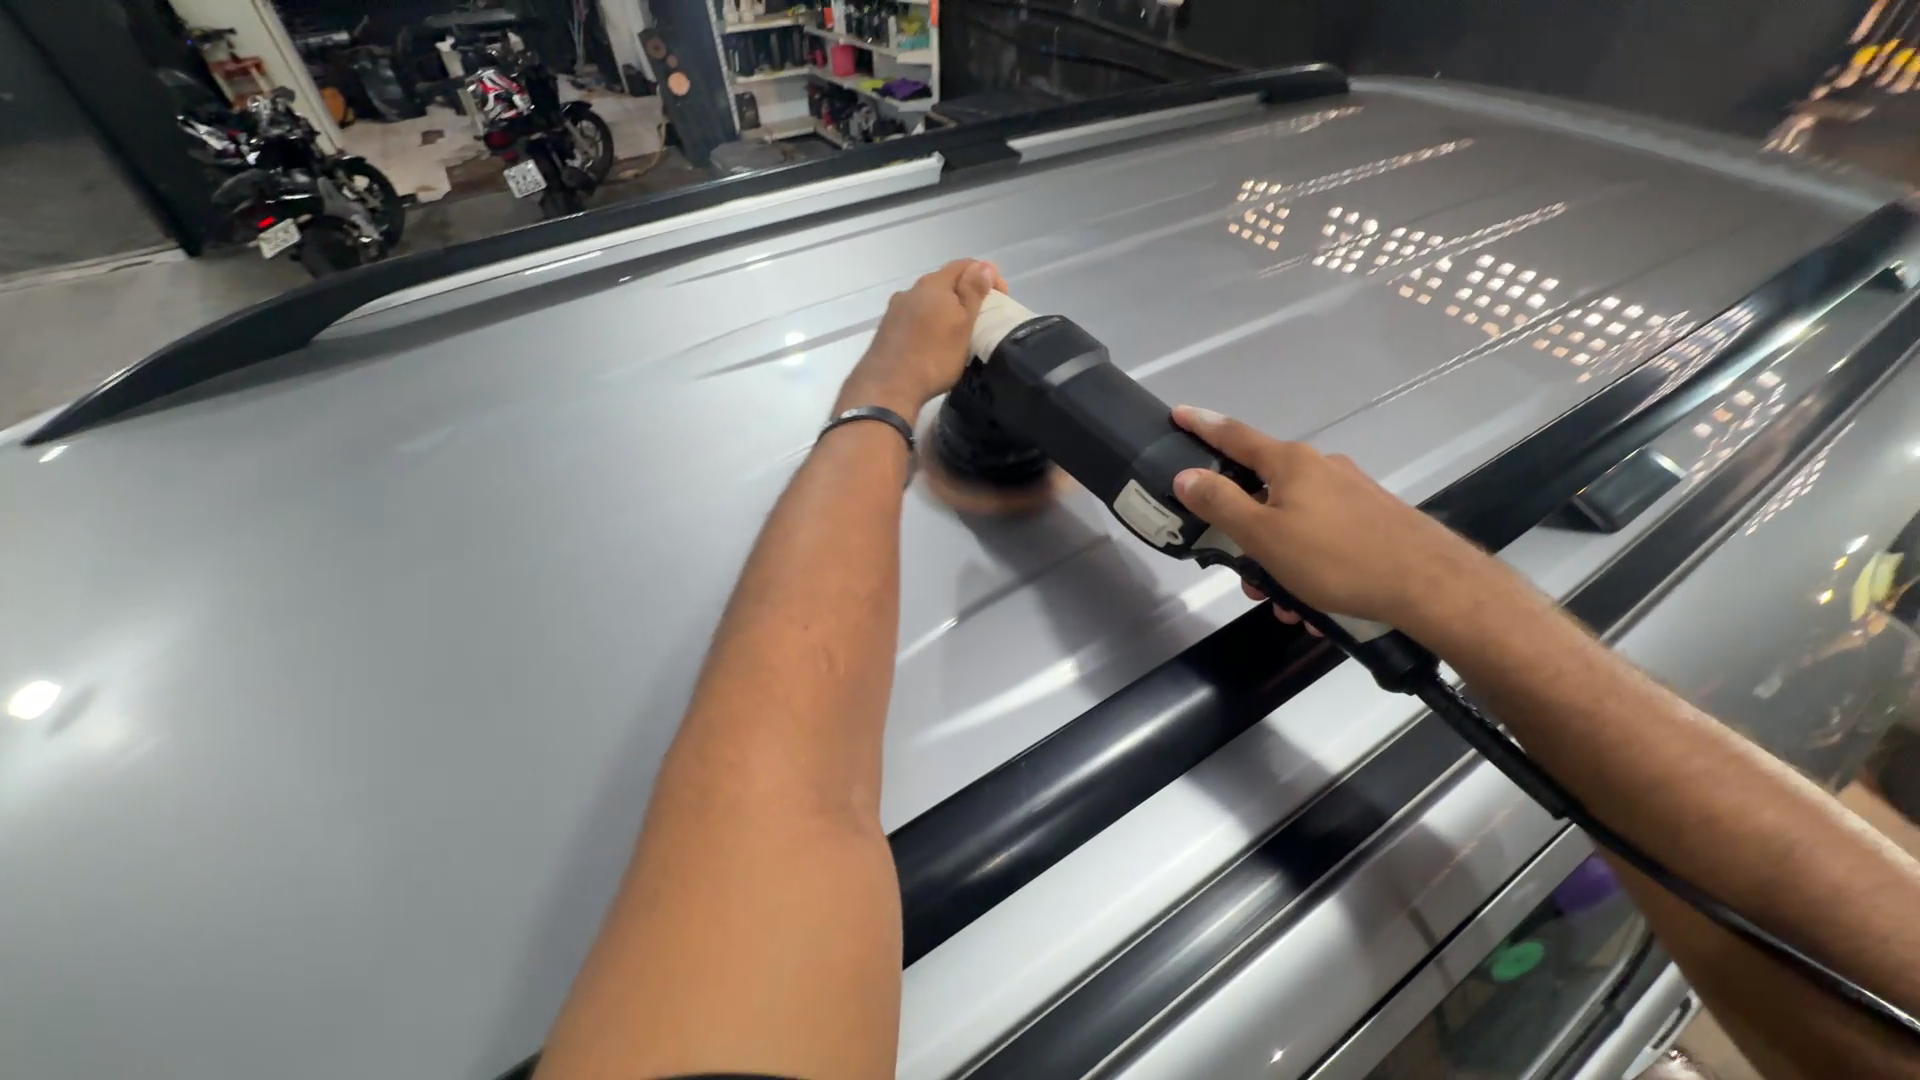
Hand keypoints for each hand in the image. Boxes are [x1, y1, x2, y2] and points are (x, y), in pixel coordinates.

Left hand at [836, 259, 1007, 416]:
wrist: (889, 387)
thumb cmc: (934, 356)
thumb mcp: (963, 324)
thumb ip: (973, 292)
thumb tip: (984, 266)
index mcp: (933, 284)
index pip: (964, 265)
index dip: (986, 274)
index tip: (1001, 297)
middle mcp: (911, 291)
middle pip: (945, 282)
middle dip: (966, 293)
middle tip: (982, 316)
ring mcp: (895, 310)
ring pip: (928, 302)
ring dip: (946, 310)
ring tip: (958, 332)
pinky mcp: (887, 330)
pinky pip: (915, 318)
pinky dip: (930, 323)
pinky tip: (934, 343)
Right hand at [1169, 405, 1495, 632]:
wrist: (1430, 585)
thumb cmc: (1336, 557)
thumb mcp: (1264, 536)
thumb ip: (1220, 504)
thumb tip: (1185, 476)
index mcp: (1290, 464)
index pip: (1234, 436)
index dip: (1202, 426)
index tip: (1178, 414)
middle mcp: (1320, 468)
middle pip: (1262, 491)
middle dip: (1244, 533)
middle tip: (1242, 574)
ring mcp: (1350, 492)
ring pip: (1293, 522)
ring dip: (1278, 561)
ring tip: (1286, 603)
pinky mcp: (1371, 518)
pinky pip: (1323, 539)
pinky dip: (1309, 568)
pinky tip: (1316, 605)